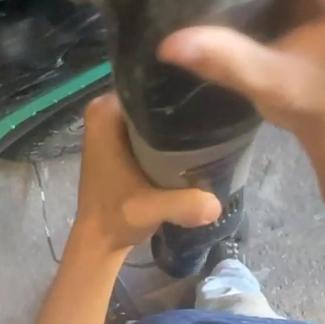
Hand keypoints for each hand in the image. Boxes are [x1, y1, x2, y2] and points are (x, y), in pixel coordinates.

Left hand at [69, 94, 221, 257]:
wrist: (100, 241)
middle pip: (157, 94)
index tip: (215, 95)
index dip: (183, 88)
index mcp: (106, 113)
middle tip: (223, 109)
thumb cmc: (117, 218)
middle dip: (186, 103)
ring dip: (181, 119)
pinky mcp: (121, 140)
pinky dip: (172, 133)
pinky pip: (153, 125)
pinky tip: (199, 138)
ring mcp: (113, 124)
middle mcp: (106, 110)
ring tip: (217, 121)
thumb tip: (218, 204)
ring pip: (157, 111)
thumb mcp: (150, 209)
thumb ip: (183, 204)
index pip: (151, 82)